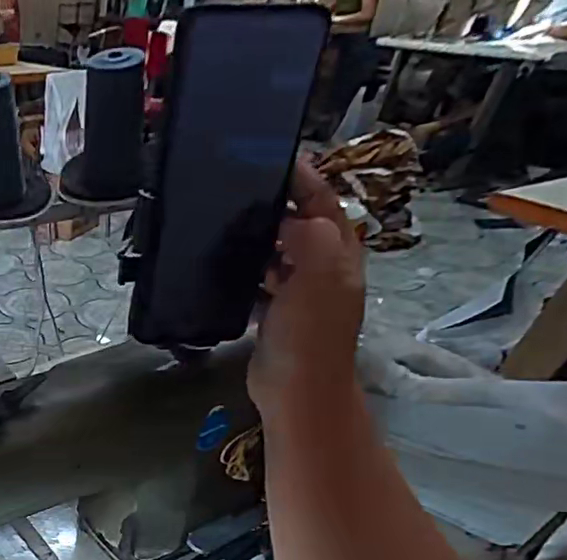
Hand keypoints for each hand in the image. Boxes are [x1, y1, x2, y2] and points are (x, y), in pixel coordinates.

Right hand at [252, 159, 365, 414]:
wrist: (297, 394)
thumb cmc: (309, 334)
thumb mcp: (319, 272)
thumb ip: (309, 232)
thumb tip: (286, 219)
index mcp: (340, 255)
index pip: (324, 203)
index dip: (303, 180)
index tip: (271, 159)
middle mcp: (323, 272)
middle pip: (301, 226)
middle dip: (276, 208)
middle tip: (239, 191)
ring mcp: (299, 297)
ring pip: (279, 256)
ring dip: (259, 241)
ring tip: (227, 224)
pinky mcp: (276, 319)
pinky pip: (261, 285)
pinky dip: (247, 274)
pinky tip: (225, 268)